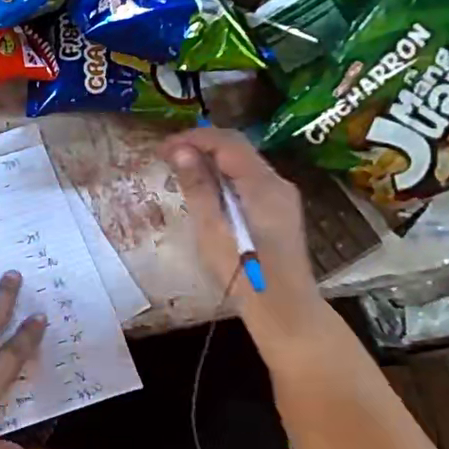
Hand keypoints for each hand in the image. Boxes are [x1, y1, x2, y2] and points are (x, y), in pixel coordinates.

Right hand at [160, 127, 323, 318]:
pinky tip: (205, 188)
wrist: (285, 311)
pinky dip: (223, 175)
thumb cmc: (243, 272)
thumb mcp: (212, 230)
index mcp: (263, 184)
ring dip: (211, 159)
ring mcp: (281, 197)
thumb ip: (198, 187)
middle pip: (238, 148)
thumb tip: (180, 151)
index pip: (227, 142)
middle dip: (201, 144)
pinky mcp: (279, 210)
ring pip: (243, 162)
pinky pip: (248, 179)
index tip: (163, 147)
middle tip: (167, 155)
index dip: (193, 137)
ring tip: (180, 169)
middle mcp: (277, 183)